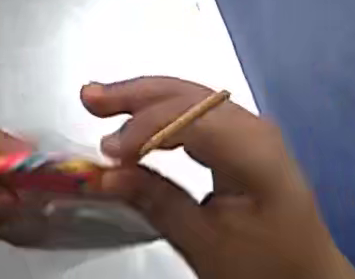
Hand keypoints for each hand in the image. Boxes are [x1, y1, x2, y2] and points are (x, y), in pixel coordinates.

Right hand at [82, 78, 354, 278]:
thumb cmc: (265, 270)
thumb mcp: (208, 247)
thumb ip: (158, 202)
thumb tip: (107, 173)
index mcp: (252, 148)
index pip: (190, 118)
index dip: (144, 126)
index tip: (106, 150)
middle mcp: (251, 123)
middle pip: (186, 93)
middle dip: (135, 94)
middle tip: (89, 97)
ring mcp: (247, 125)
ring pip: (187, 95)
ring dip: (143, 97)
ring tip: (101, 99)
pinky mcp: (239, 134)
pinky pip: (194, 110)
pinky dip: (160, 111)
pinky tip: (135, 117)